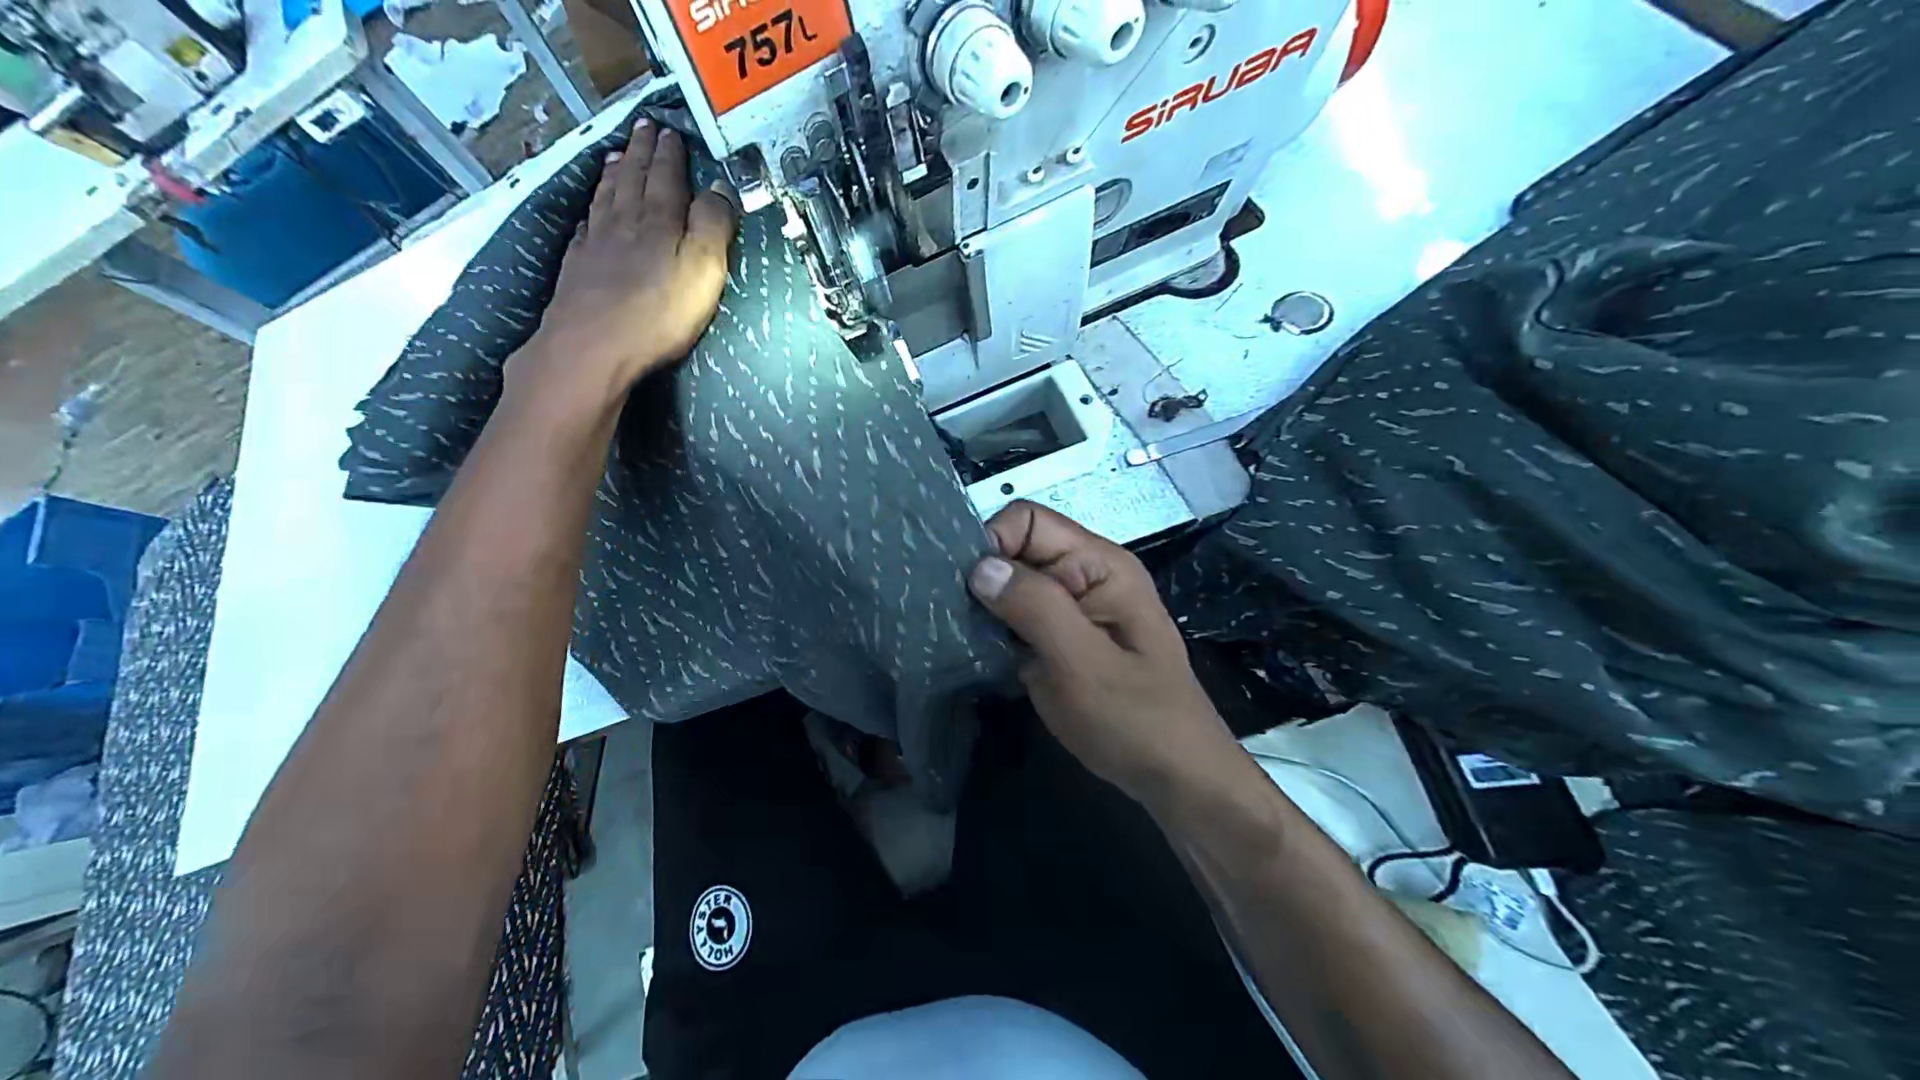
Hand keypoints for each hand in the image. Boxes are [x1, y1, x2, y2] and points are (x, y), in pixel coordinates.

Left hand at [509, 120, 738, 411]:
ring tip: (619, 155)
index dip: (670, 153)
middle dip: (642, 152)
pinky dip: (592, 210)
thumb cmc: (658, 313)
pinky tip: (592, 210)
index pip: (666, 177)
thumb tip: (719, 188)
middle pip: (634, 179)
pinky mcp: (579, 267)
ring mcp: (597, 243)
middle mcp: (624, 222)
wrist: (593, 346)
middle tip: (645, 129)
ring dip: (616, 173)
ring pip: (607, 196)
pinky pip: (587, 226)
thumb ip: (714, 226)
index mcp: (660, 221)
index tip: (671, 131)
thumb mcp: (703, 270)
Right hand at [968, 501, 1237, 805]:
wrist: (1175, 778)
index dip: (992, 545)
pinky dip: (992, 633)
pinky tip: (976, 654)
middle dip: (982, 578)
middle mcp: (1082, 576)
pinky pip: (1014, 620)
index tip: (967, 590)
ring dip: (983, 608)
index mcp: (1098, 565)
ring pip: (1009, 587)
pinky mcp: (1057, 641)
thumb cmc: (1137, 720)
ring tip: (959, 638)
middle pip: (1015, 551)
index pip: (1027, 521)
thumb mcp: (1085, 664)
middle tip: (952, 618)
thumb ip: (1035, 608)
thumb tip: (979, 565)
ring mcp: (1070, 611)